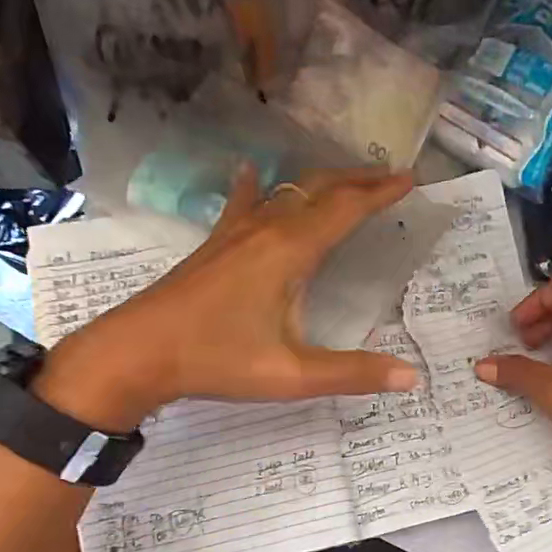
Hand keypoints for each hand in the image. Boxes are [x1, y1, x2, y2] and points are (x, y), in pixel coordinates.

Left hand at [32, 166, 420, 430]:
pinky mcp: (215, 244)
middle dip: (358, 179)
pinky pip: (244, 202)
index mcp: (290, 251)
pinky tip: (252, 174)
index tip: (410, 180)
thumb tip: (411, 377)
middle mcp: (266, 229)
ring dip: (321, 183)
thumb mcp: (292, 374)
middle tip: (389, 175)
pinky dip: (260, 187)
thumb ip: (353, 374)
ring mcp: (236, 232)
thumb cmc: (218, 359)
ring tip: (344, 180)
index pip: (346, 209)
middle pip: (319, 189)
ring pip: (286, 191)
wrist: (139, 350)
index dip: (380, 193)